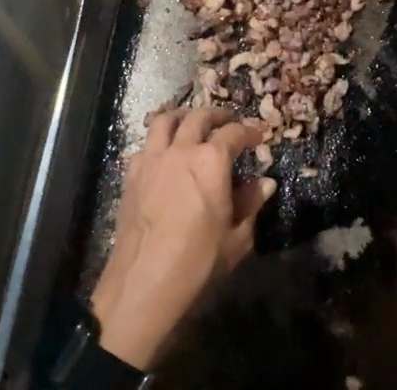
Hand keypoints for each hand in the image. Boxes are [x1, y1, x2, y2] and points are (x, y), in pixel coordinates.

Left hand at [90, 107, 274, 368]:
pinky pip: (145, 144)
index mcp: (212, 160)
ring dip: (183, 116)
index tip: (260, 135)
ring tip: (192, 123)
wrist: (143, 282)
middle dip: (218, 115)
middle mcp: (181, 149)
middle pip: (199, 116)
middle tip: (228, 122)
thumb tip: (264, 183)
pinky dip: (158, 140)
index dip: (250, 131)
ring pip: (166, 120)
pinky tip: (164, 153)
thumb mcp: (237, 238)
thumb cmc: (197, 262)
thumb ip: (251, 204)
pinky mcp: (132, 174)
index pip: (235, 132)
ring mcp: (152, 159)